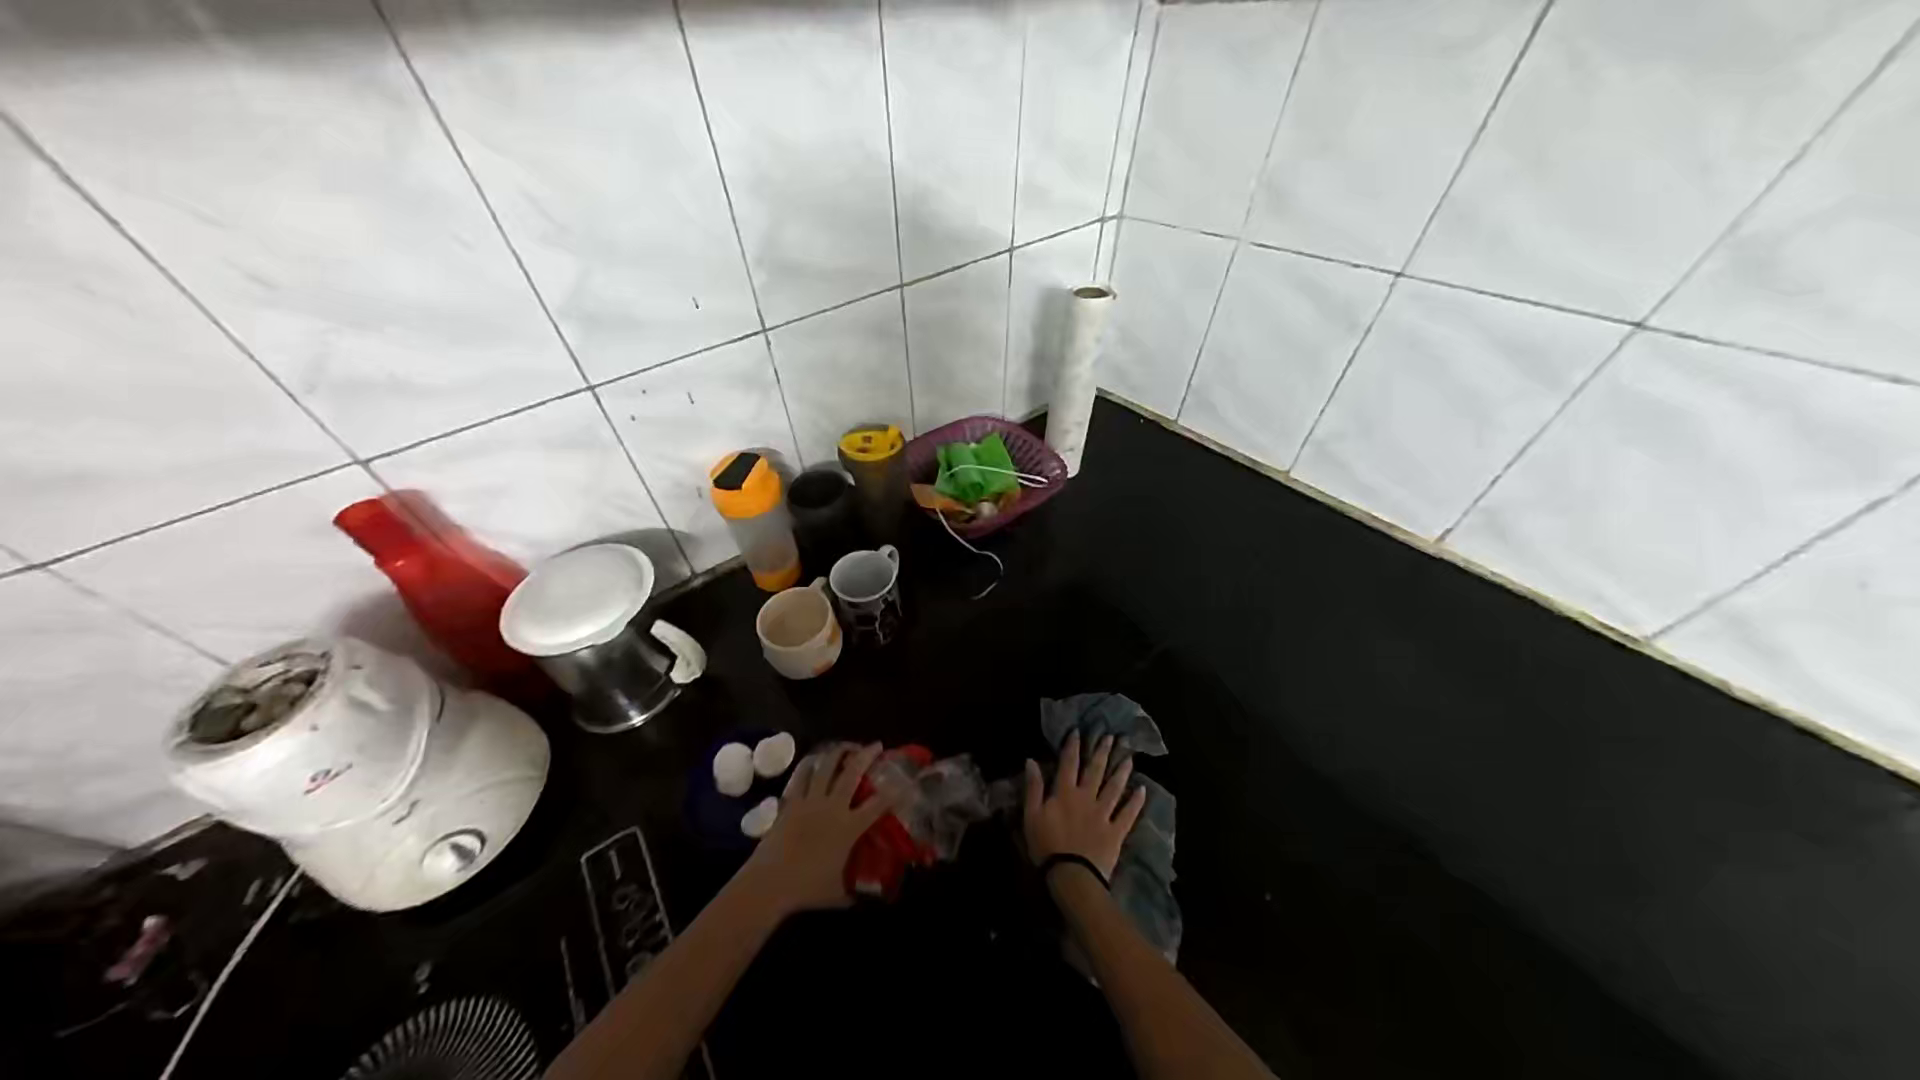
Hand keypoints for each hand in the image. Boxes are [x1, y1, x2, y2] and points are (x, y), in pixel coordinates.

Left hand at [737, 743, 896, 918]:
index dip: (896, 791)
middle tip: (876, 746)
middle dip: (867, 755)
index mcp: (849, 827)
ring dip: (838, 752)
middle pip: (853, 772)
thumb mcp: (838, 894)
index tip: (906, 781)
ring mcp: (810, 801)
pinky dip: (810, 764)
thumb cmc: (807, 888)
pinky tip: (814, 760)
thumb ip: (854, 892)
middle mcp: (833, 807)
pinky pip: (801, 775)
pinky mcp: (790, 801)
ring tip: (847, 746)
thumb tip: (868, 898)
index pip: (879, 804)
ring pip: (826, 766)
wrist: (769, 883)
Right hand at [1024, 732, 1147, 879]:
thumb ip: (1033, 787)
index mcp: (1065, 793)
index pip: (1069, 763)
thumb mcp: (1031, 815)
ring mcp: (1104, 813)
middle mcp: (1086, 797)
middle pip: (1095, 770)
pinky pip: (1128, 813)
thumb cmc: (1046, 845)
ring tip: (1129, 757)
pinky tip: (1143, 790)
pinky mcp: (1116, 831)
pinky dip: (1136, 801)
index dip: (1073, 746)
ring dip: (1122, 771)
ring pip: (1114, 787)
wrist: (1071, 875)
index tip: (1079, 731)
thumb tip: (1031, 760)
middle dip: (1102, 752)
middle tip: (1111, 737)